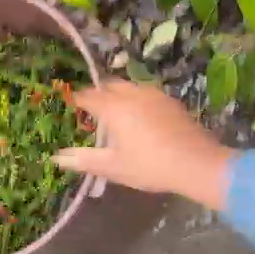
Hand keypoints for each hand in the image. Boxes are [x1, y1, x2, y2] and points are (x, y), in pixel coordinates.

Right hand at [54, 81, 236, 209]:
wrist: (196, 163)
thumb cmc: (150, 166)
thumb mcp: (113, 167)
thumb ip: (84, 160)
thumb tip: (57, 157)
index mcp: (115, 107)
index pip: (88, 96)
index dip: (76, 100)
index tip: (70, 106)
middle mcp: (133, 94)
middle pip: (109, 86)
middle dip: (98, 95)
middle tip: (91, 112)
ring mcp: (155, 95)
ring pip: (130, 87)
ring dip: (118, 95)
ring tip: (115, 114)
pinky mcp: (171, 102)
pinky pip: (147, 94)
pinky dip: (137, 100)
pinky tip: (140, 117)